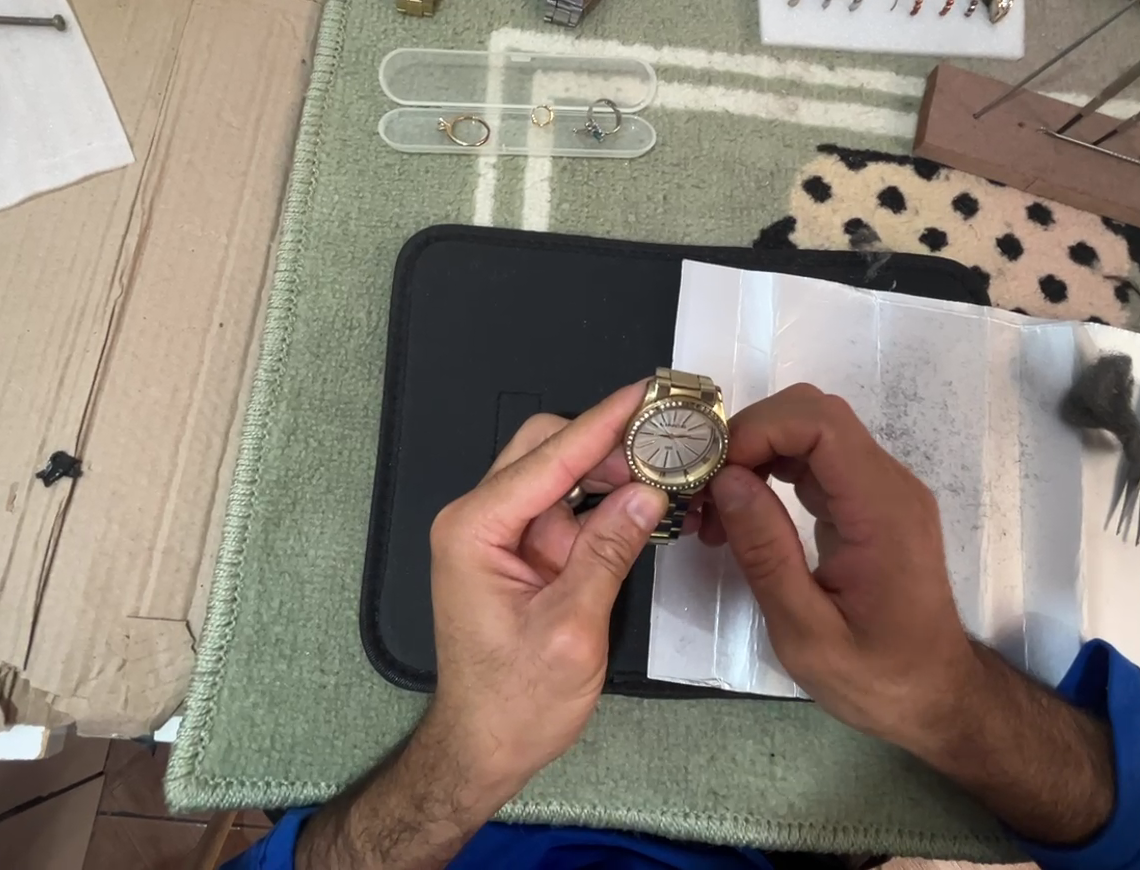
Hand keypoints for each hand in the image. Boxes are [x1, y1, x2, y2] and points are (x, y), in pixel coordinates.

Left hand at [298, 384, 667, 868]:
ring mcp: (497, 529)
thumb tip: (648, 492)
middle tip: (663, 444)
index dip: (602, 423)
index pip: (549, 457)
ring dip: (606, 469)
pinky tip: (637, 503)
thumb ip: (608, 553)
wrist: (482, 746)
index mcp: (475, 528)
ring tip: (661, 470)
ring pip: (556, 471)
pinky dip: (599, 500)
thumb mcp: (571, 630)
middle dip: (604, 441)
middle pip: (544, 448)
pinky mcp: (518, 546)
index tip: (645, 393)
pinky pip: (562, 504)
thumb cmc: (517, 702)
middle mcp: (478, 516)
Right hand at [700, 383, 977, 750]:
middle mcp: (887, 483)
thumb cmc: (878, 678)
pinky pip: (810, 456)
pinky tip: (740, 510)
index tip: (714, 473)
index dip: (758, 430)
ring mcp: (878, 487)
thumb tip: (727, 478)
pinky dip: (766, 468)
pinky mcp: (864, 498)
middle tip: (705, 487)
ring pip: (807, 427)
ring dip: (752, 450)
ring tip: (714, 504)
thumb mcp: (807, 633)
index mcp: (881, 510)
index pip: (820, 422)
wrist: (938, 699)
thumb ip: (766, 553)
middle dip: (748, 435)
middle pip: (812, 412)